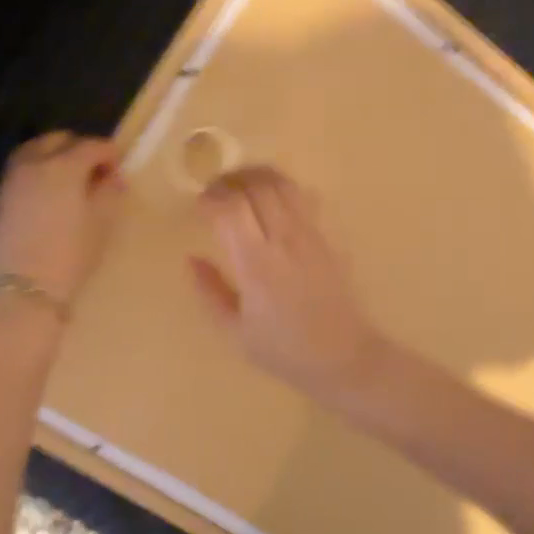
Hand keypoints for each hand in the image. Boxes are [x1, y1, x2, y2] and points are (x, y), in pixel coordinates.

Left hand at [0, 131, 125, 305]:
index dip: (110, 154)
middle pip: (59, 140)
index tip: (119, 168)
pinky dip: (37, 172)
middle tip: (94, 172)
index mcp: (64, 165)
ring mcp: (13, 179)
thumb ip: (109, 192)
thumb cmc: (69, 256)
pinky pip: (22, 171)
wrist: (23, 288)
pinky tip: (47, 196)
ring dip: (54, 157)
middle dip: (79, 149)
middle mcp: (34, 163)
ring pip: (35, 151)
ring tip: (69, 182)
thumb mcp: (101, 225)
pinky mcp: (0, 198)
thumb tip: (111, 177)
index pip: (92, 146)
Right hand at [190, 166, 385, 398]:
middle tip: (214, 191)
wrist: (342, 357)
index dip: (210, 198)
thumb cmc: (283, 350)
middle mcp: (284, 240)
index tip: (198, 206)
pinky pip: (305, 197)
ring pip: (283, 184)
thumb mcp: (235, 331)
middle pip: (256, 186)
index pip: (230, 208)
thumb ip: (209, 291)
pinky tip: (273, 201)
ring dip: (257, 177)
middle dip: (229, 181)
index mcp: (256, 265)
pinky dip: (283, 188)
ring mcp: (311, 234)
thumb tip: (191, 258)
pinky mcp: (329, 236)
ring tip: (240, 187)